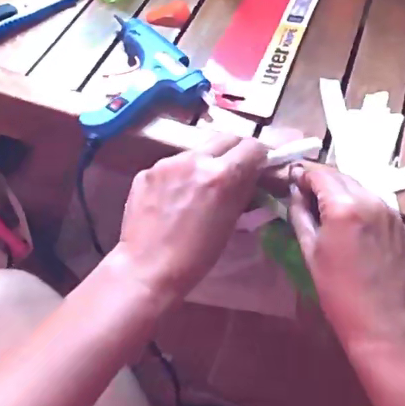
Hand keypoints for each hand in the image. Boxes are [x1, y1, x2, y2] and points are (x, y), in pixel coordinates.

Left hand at [110, 133, 265, 297]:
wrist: (147, 267)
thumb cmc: (196, 255)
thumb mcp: (230, 221)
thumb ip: (242, 189)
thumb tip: (251, 173)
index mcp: (221, 174)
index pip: (252, 146)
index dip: (259, 157)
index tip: (257, 168)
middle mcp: (194, 160)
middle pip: (225, 138)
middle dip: (234, 152)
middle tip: (233, 171)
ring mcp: (166, 163)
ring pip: (195, 151)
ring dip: (204, 162)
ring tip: (199, 188)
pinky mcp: (146, 171)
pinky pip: (170, 165)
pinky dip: (178, 175)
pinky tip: (172, 198)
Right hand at [288, 166, 404, 356]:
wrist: (382, 319)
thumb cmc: (336, 288)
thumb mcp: (309, 249)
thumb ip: (300, 213)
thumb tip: (294, 191)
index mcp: (344, 206)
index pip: (318, 173)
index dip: (300, 173)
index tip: (288, 180)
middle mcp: (370, 200)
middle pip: (339, 175)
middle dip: (318, 179)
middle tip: (300, 192)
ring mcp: (390, 211)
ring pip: (358, 186)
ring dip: (338, 189)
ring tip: (321, 206)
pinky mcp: (400, 224)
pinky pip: (373, 202)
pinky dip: (356, 202)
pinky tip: (346, 221)